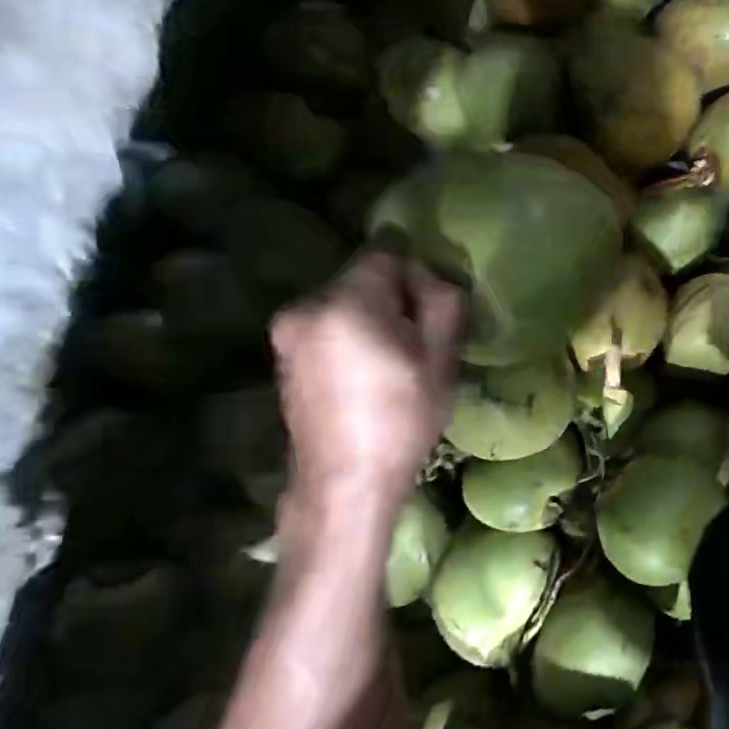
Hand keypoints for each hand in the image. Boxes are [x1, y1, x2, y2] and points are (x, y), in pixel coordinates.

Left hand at [270, 251, 464, 510]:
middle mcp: (305, 306)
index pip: (386, 252)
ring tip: (403, 352)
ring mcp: (288, 330)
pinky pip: (331, 320)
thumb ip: (442, 303)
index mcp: (346, 303)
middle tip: (427, 332)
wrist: (345, 476)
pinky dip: (356, 330)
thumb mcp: (443, 356)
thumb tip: (431, 275)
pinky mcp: (284, 351)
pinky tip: (375, 365)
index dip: (417, 269)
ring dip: (378, 312)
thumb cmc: (404, 414)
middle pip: (364, 275)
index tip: (437, 299)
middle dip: (398, 293)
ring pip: (348, 298)